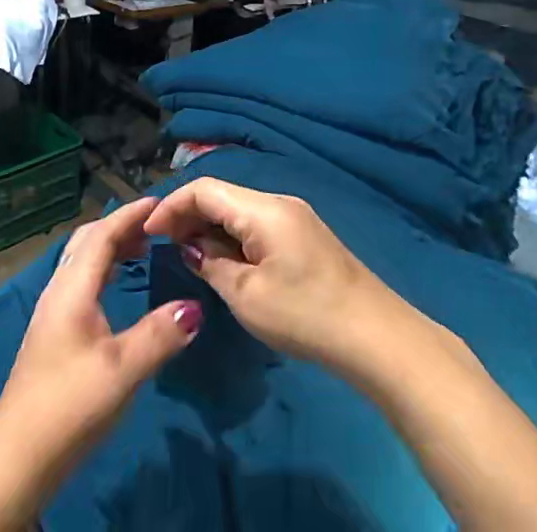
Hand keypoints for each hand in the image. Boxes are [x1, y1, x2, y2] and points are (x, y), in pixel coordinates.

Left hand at [0, 198, 200, 528]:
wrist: (23, 447)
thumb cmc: (72, 403)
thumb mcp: (123, 370)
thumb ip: (159, 335)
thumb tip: (195, 306)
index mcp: (71, 289)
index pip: (100, 236)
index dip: (128, 216)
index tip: (159, 202)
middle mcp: (57, 289)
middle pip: (86, 242)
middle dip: (118, 226)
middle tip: (156, 224)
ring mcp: (52, 309)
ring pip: (80, 261)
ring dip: (109, 247)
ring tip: (142, 247)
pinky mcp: (53, 328)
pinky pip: (79, 281)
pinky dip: (102, 269)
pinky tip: (116, 284)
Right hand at [142, 177, 407, 378]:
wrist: (387, 345)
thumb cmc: (308, 317)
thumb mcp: (245, 295)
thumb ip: (209, 263)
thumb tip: (191, 248)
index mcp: (263, 210)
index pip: (202, 189)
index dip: (170, 206)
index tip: (149, 233)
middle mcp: (279, 203)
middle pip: (219, 195)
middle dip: (187, 215)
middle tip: (164, 244)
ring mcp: (297, 219)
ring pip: (237, 210)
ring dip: (208, 227)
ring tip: (189, 254)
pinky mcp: (306, 239)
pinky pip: (256, 225)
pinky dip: (231, 236)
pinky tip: (224, 260)